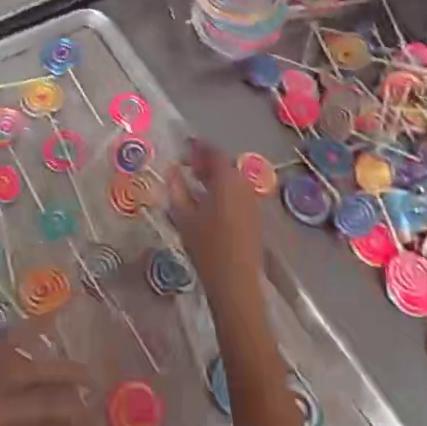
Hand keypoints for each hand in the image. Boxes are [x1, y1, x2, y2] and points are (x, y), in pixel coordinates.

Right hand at [168, 139, 266, 306]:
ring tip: (195, 183)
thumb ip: (177, 189)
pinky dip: (223, 190)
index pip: (215, 153)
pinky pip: (238, 193)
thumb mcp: (184, 216)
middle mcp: (245, 186)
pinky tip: (208, 202)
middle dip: (207, 162)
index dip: (200, 147)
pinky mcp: (254, 216)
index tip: (185, 145)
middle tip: (187, 165)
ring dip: (215, 177)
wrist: (235, 280)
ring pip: (233, 180)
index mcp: (228, 182)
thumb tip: (172, 171)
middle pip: (226, 165)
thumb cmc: (206, 247)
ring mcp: (252, 202)